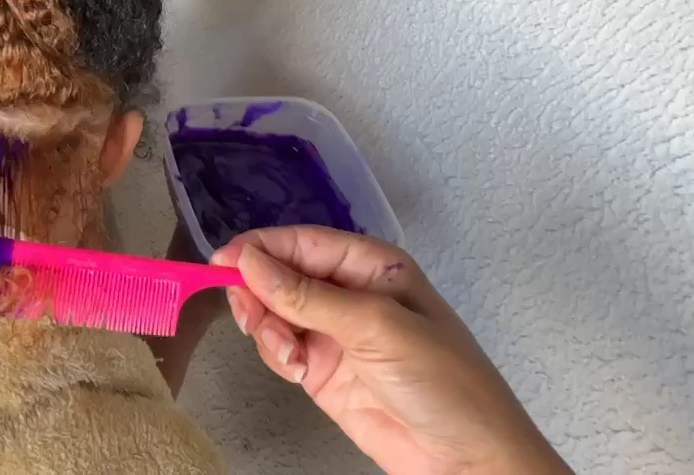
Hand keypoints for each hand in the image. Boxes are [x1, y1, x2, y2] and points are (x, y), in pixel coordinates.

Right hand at [216, 226, 571, 474]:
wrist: (473, 468)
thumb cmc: (442, 382)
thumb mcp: (375, 327)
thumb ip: (306, 294)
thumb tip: (244, 260)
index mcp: (366, 265)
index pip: (299, 242)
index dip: (258, 248)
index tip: (220, 262)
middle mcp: (343, 291)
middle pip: (277, 273)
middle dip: (257, 290)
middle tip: (247, 313)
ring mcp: (329, 331)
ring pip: (270, 309)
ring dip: (264, 326)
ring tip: (284, 352)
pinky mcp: (318, 368)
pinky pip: (277, 345)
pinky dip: (273, 352)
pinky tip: (292, 368)